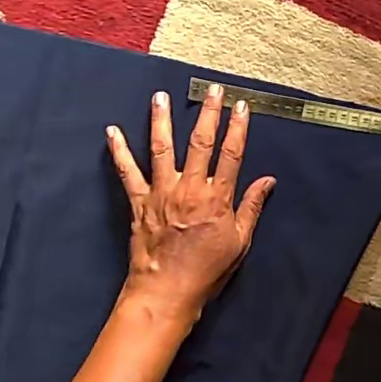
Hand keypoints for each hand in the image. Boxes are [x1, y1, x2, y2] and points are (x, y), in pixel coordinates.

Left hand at [106, 86, 275, 328]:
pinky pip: (128, 172)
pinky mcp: (140, 202)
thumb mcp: (239, 242)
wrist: (167, 291)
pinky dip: (119, 151)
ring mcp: (163, 193)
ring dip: (162, 120)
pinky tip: (113, 131)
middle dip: (208, 113)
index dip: (238, 128)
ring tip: (161, 96)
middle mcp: (190, 189)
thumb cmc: (206, 271)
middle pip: (201, 142)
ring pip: (162, 148)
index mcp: (217, 198)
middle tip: (212, 90)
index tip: (241, 107)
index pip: (231, 154)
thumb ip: (252, 207)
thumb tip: (267, 181)